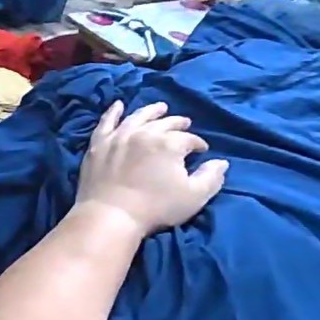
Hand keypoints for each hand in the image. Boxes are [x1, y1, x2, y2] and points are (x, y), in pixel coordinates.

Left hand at [74, 101, 225, 235]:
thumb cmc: (155, 207)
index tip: (201, 150)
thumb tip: (221, 162)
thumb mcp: (194, 196)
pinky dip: (113, 112)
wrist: (110, 214)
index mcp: (169, 143)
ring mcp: (118, 137)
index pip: (189, 139)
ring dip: (151, 111)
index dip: (198, 144)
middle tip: (184, 123)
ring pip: (137, 117)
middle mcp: (143, 134)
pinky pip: (106, 122)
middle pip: (164, 124)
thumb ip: (211, 177)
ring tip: (160, 107)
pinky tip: (118, 105)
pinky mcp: (98, 144)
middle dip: (177, 123)